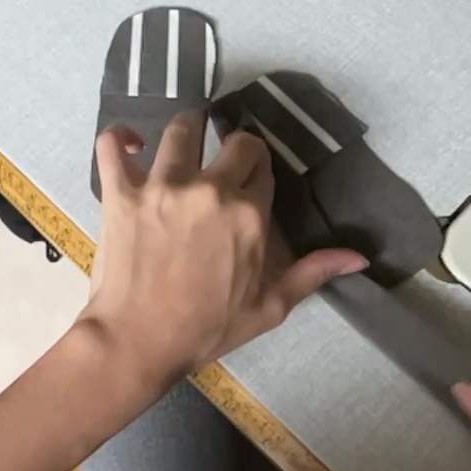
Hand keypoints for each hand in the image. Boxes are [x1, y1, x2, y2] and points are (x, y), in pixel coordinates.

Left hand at [82, 111, 365, 391]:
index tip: (249, 188)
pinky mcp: (121, 192)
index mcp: (249, 214)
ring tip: (186, 144)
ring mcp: (161, 187)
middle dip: (236, 148)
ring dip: (188, 131)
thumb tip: (358, 257)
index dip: (259, 177)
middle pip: (235, 142)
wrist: (137, 341)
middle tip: (224, 165)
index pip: (264, 172)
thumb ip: (311, 273)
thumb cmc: (205, 329)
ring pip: (181, 129)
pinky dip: (120, 137)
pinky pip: (113, 145)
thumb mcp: (268, 307)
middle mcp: (209, 190)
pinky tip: (130, 143)